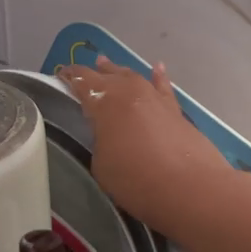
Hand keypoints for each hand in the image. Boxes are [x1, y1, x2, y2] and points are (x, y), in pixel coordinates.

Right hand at [58, 60, 230, 234]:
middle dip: (92, 74)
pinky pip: (162, 87)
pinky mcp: (175, 111)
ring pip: (132, 77)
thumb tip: (109, 133)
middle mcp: (130, 92)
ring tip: (106, 63)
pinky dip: (158, 77)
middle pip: (107, 76)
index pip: (82, 81)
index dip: (69, 77)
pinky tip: (157, 68)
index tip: (60, 75)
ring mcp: (155, 99)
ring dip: (118, 71)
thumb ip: (101, 141)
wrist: (190, 188)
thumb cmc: (136, 179)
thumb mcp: (102, 164)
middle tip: (81, 74)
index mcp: (105, 102)